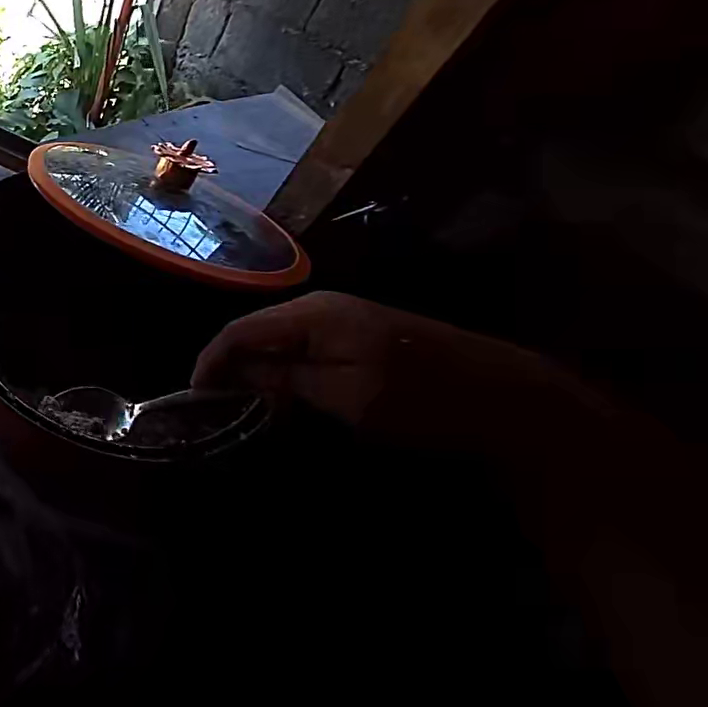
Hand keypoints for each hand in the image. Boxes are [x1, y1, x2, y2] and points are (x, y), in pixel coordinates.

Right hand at [191, 292, 597, 442]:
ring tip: (241, 397)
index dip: (211, 360)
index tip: (194, 394)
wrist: (513, 399)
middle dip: (230, 363)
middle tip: (216, 400)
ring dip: (255, 365)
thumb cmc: (425, 400)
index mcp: (313, 315)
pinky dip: (281, 364)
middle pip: (254, 330)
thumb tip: (237, 373)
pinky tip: (280, 387)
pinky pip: (300, 343)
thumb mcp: (349, 397)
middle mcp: (320, 305)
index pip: (240, 331)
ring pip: (276, 337)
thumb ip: (286, 379)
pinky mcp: (357, 330)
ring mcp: (340, 316)